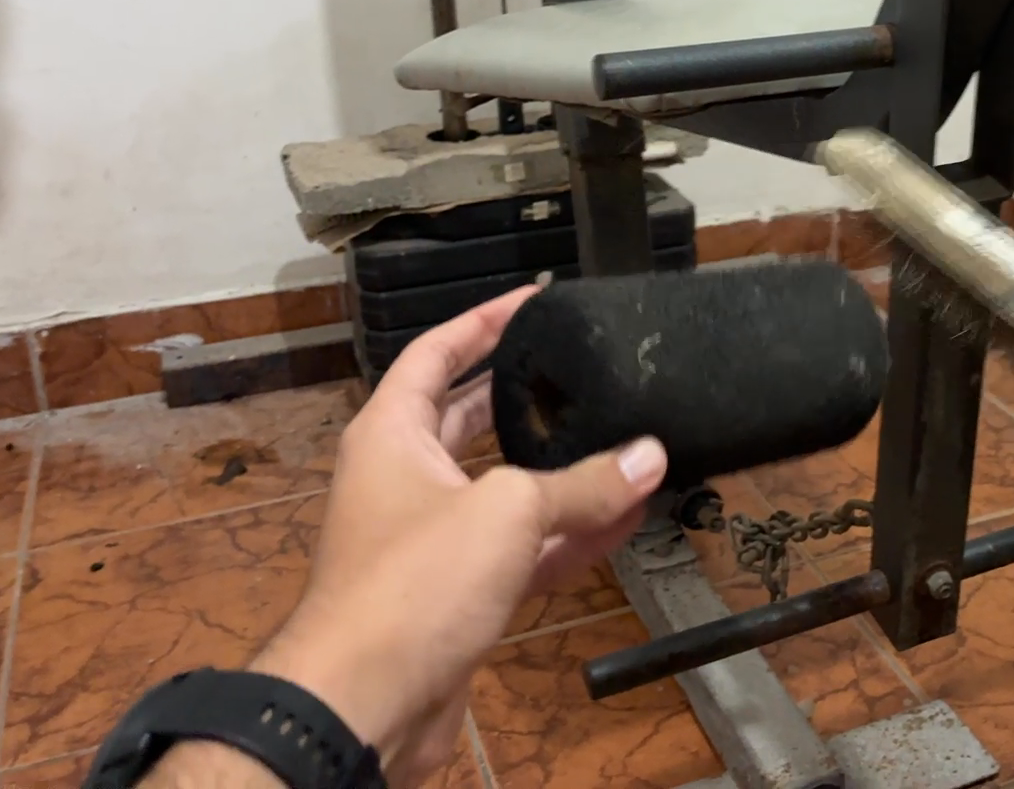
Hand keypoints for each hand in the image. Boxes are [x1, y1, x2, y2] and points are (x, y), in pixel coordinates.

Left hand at [228, 287, 665, 784]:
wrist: (361, 714)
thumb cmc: (413, 583)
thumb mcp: (506, 512)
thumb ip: (584, 483)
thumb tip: (652, 457)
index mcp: (394, 436)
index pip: (436, 353)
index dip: (483, 320)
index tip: (533, 300)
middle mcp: (412, 478)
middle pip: (476, 416)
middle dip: (528, 393)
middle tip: (583, 366)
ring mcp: (439, 536)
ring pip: (512, 487)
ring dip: (566, 471)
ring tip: (623, 441)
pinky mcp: (464, 588)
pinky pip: (527, 544)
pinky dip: (572, 531)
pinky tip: (627, 515)